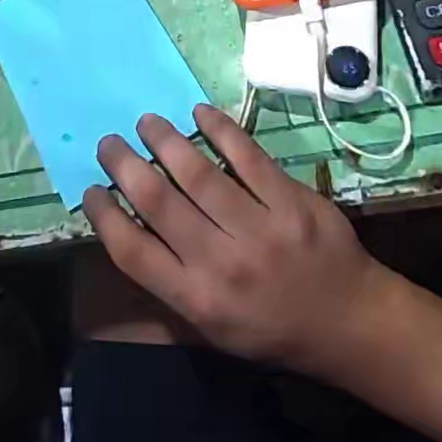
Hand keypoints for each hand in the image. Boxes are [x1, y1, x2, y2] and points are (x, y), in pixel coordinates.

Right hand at [82, 104, 395, 378]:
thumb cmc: (271, 328)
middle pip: (157, 202)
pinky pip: (247, 155)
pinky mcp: (291, 200)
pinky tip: (199, 112)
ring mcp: (260, 228)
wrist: (350, 322)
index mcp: (196, 299)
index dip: (104, 215)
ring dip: (165, 140)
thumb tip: (126, 229)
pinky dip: (220, 128)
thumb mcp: (212, 329)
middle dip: (125, 165)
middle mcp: (222, 264)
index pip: (132, 250)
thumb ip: (168, 283)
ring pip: (198, 172)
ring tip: (147, 122)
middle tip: (110, 142)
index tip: (91, 189)